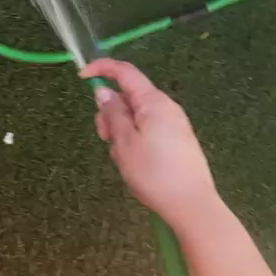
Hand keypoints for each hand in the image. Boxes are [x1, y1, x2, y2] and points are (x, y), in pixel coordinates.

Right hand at [82, 59, 219, 225]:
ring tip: (122, 158)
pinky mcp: (177, 141)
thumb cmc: (154, 173)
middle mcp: (166, 107)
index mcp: (154, 102)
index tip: (82, 77)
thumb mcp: (124, 142)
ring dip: (121, 129)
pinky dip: (134, 138)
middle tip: (104, 137)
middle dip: (110, 110)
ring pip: (137, 115)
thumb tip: (104, 91)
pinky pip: (148, 129)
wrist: (193, 206)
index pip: (125, 71)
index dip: (102, 68)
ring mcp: (174, 124)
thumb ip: (112, 113)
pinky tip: (134, 162)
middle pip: (129, 95)